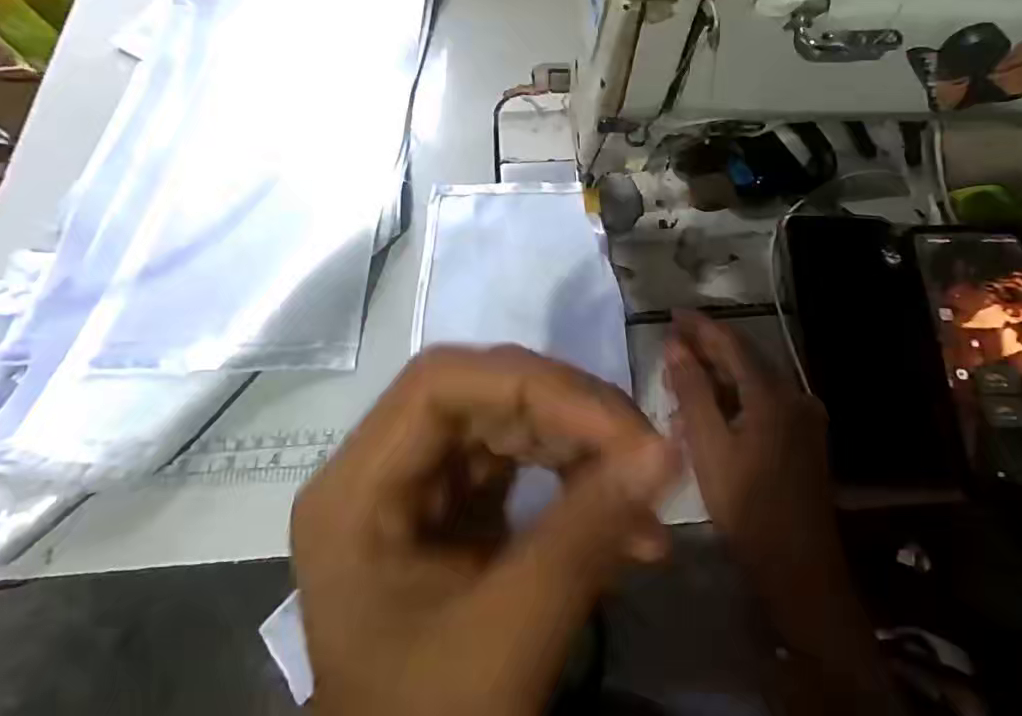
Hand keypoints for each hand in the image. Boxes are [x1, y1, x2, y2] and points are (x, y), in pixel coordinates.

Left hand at [292, 345, 678, 715]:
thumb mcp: (510, 635)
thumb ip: (586, 534)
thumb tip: (665, 450)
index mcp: (356, 490)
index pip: (440, 386)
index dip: (533, 386)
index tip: (619, 427)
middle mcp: (381, 469)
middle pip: (481, 395)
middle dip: (571, 417)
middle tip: (645, 454)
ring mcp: (419, 486)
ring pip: (507, 422)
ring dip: (582, 449)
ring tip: (643, 495)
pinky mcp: (454, 508)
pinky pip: (519, 465)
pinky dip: (575, 482)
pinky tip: (625, 523)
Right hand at [662, 309, 835, 565]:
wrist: (799, 567)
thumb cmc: (746, 506)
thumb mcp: (708, 446)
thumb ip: (692, 390)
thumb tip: (676, 345)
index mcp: (773, 394)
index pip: (732, 342)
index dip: (701, 326)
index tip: (672, 314)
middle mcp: (795, 396)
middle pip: (745, 359)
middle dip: (707, 351)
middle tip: (670, 349)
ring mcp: (804, 417)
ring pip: (754, 382)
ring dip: (719, 377)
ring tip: (681, 380)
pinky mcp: (804, 437)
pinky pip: (764, 403)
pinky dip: (735, 399)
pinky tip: (709, 411)